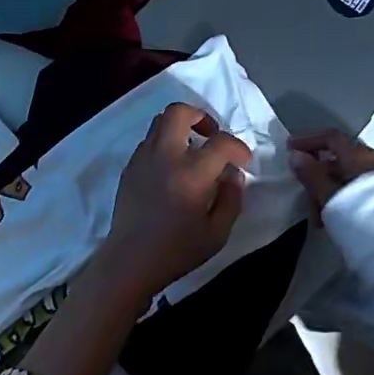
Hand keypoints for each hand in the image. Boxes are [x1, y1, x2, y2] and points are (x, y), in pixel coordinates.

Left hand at [93, 103, 252, 308]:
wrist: (130, 262)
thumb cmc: (177, 251)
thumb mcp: (218, 233)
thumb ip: (232, 198)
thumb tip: (233, 174)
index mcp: (191, 173)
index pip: (221, 142)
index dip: (238, 147)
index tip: (243, 161)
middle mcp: (165, 156)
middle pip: (179, 112)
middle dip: (201, 116)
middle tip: (211, 135)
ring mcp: (143, 159)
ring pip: (160, 121)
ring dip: (180, 127)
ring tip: (192, 150)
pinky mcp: (130, 167)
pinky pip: (149, 141)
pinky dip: (165, 143)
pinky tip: (172, 168)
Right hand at [287, 130, 373, 214]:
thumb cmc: (363, 217)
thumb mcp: (331, 197)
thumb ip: (312, 174)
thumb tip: (295, 155)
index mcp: (360, 156)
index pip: (331, 137)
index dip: (309, 139)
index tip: (290, 147)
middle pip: (339, 158)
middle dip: (317, 174)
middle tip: (304, 196)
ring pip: (349, 177)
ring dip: (329, 190)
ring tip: (321, 218)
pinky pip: (361, 190)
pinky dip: (345, 198)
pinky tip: (340, 220)